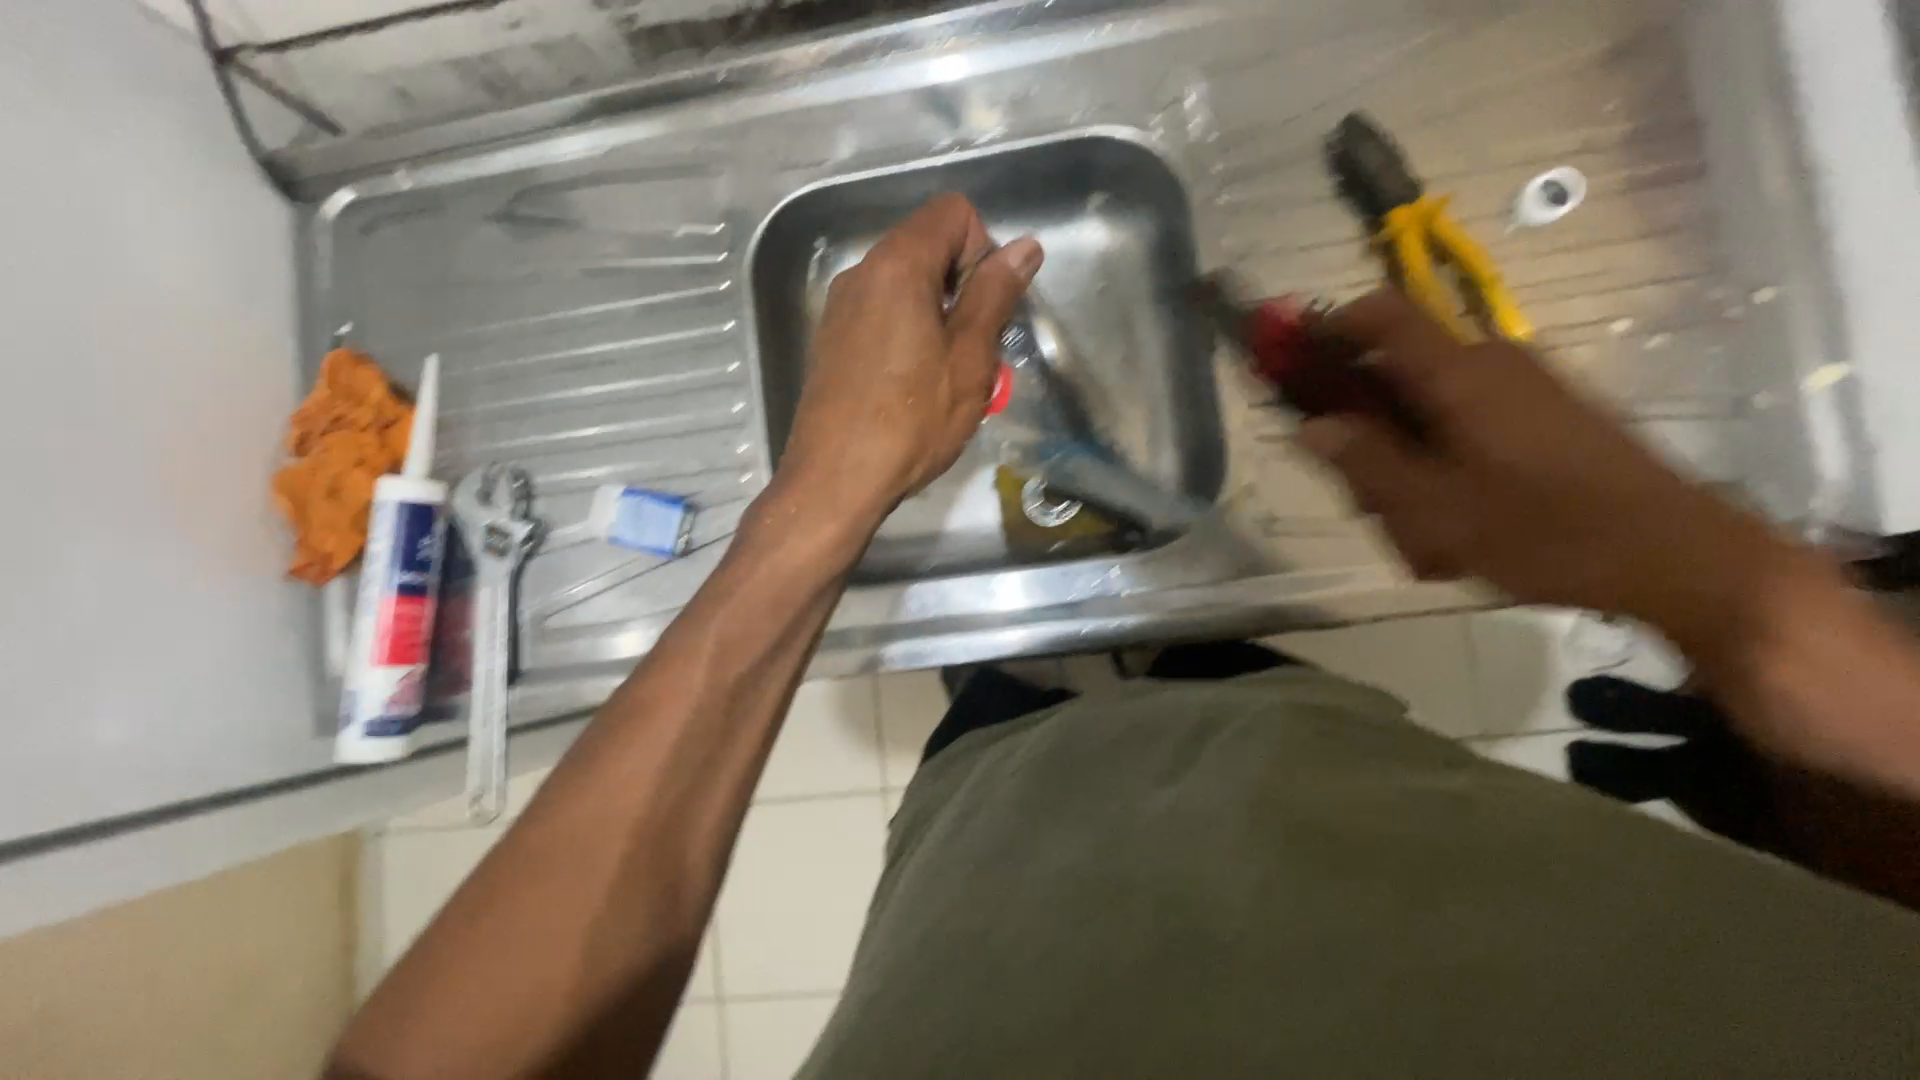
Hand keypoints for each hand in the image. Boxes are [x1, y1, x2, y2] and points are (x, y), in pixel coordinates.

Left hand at [777, 194, 1042, 524]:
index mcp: (896, 266)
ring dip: (938, 313)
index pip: (952, 212)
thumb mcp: (969, 359)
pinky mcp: (832, 340)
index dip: (982, 249)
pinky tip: (913, 385)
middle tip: (974, 346)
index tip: (985, 306)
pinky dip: (908, 332)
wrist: (836, 480)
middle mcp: (860, 274)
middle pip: (926, 244)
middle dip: (962, 284)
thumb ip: (995, 295)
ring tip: (947, 372)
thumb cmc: (911, 422)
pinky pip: (881, 314)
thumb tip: (1023, 248)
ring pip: (905, 284)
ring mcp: (840, 308)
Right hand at [1295, 289, 1796, 638]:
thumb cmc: (1544, 531)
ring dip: (1406, 467)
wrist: (1678, 556)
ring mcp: (1524, 392)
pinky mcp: (1546, 420)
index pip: (1381, 313)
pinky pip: (1468, 432)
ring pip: (1429, 415)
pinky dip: (1445, 472)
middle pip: (1396, 379)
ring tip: (1419, 535)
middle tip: (1364, 502)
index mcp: (1458, 374)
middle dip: (1366, 435)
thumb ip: (1363, 463)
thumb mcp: (1434, 509)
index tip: (1292, 367)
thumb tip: (1310, 426)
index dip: (1328, 327)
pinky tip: (1457, 531)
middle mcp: (1490, 367)